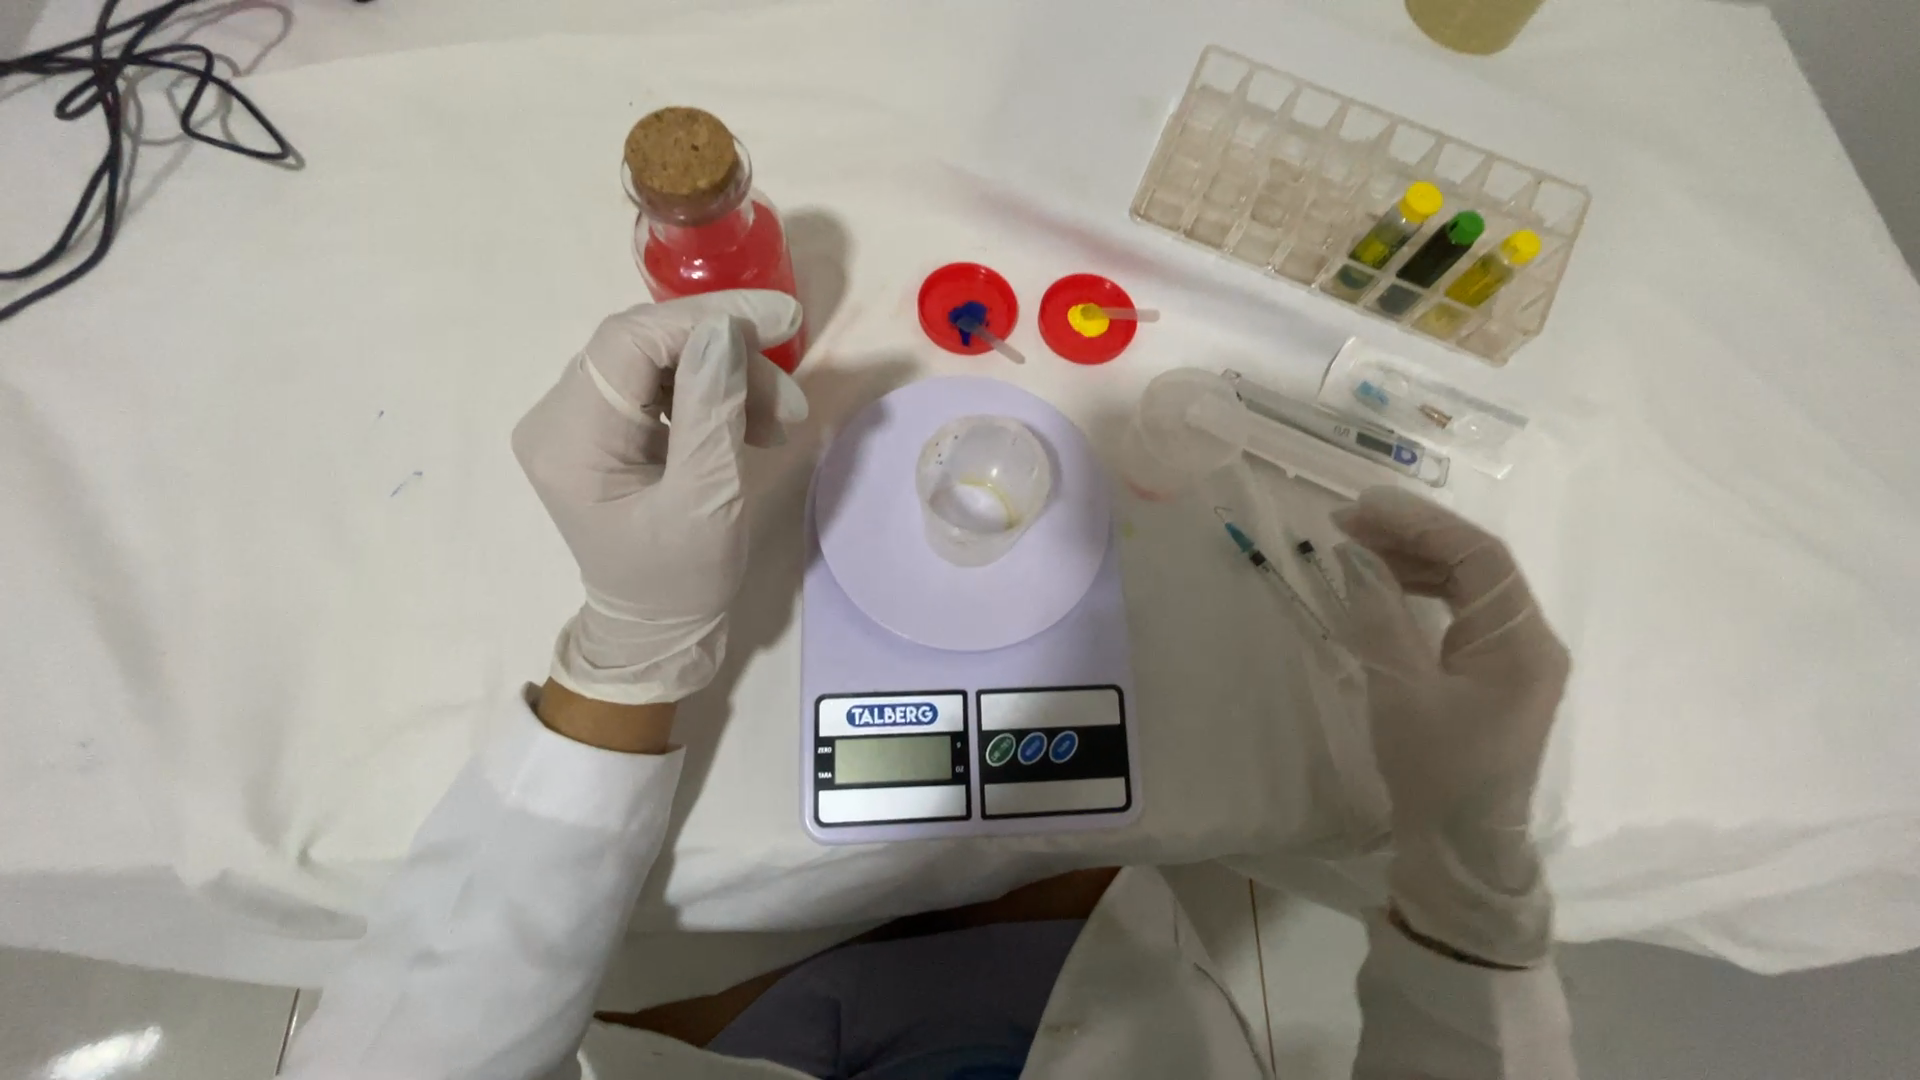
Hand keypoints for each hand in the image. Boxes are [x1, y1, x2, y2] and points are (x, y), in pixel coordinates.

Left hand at [513, 292, 805, 706]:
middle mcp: (560, 416)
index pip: (629, 342)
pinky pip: (664, 385)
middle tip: (791, 398)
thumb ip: (712, 412)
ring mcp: (582, 420)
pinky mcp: (609, 428)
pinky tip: (751, 424)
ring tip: (780, 421)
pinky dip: (716, 394)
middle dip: (729, 359)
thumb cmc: (680, 581)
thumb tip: (724, 331)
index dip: (707, 318)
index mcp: (569, 440)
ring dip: (731, 380)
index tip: (782, 320)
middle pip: (646, 346)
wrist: (659, 629)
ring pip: (663, 361)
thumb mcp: (707, 503)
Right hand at [1332, 487, 1570, 966]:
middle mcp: (1530, 640)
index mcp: (1522, 643)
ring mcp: (1514, 656)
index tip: (1361, 507)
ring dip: (1414, 557)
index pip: (1479, 555)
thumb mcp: (1398, 688)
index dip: (1419, 522)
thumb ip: (1377, 612)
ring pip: (1468, 582)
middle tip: (1347, 521)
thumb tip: (1353, 553)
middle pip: (1476, 562)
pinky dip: (1421, 587)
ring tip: (1356, 544)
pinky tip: (1383, 582)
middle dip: (1412, 534)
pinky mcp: (1493, 671)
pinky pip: (1460, 609)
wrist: (1461, 846)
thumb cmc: (1435, 769)